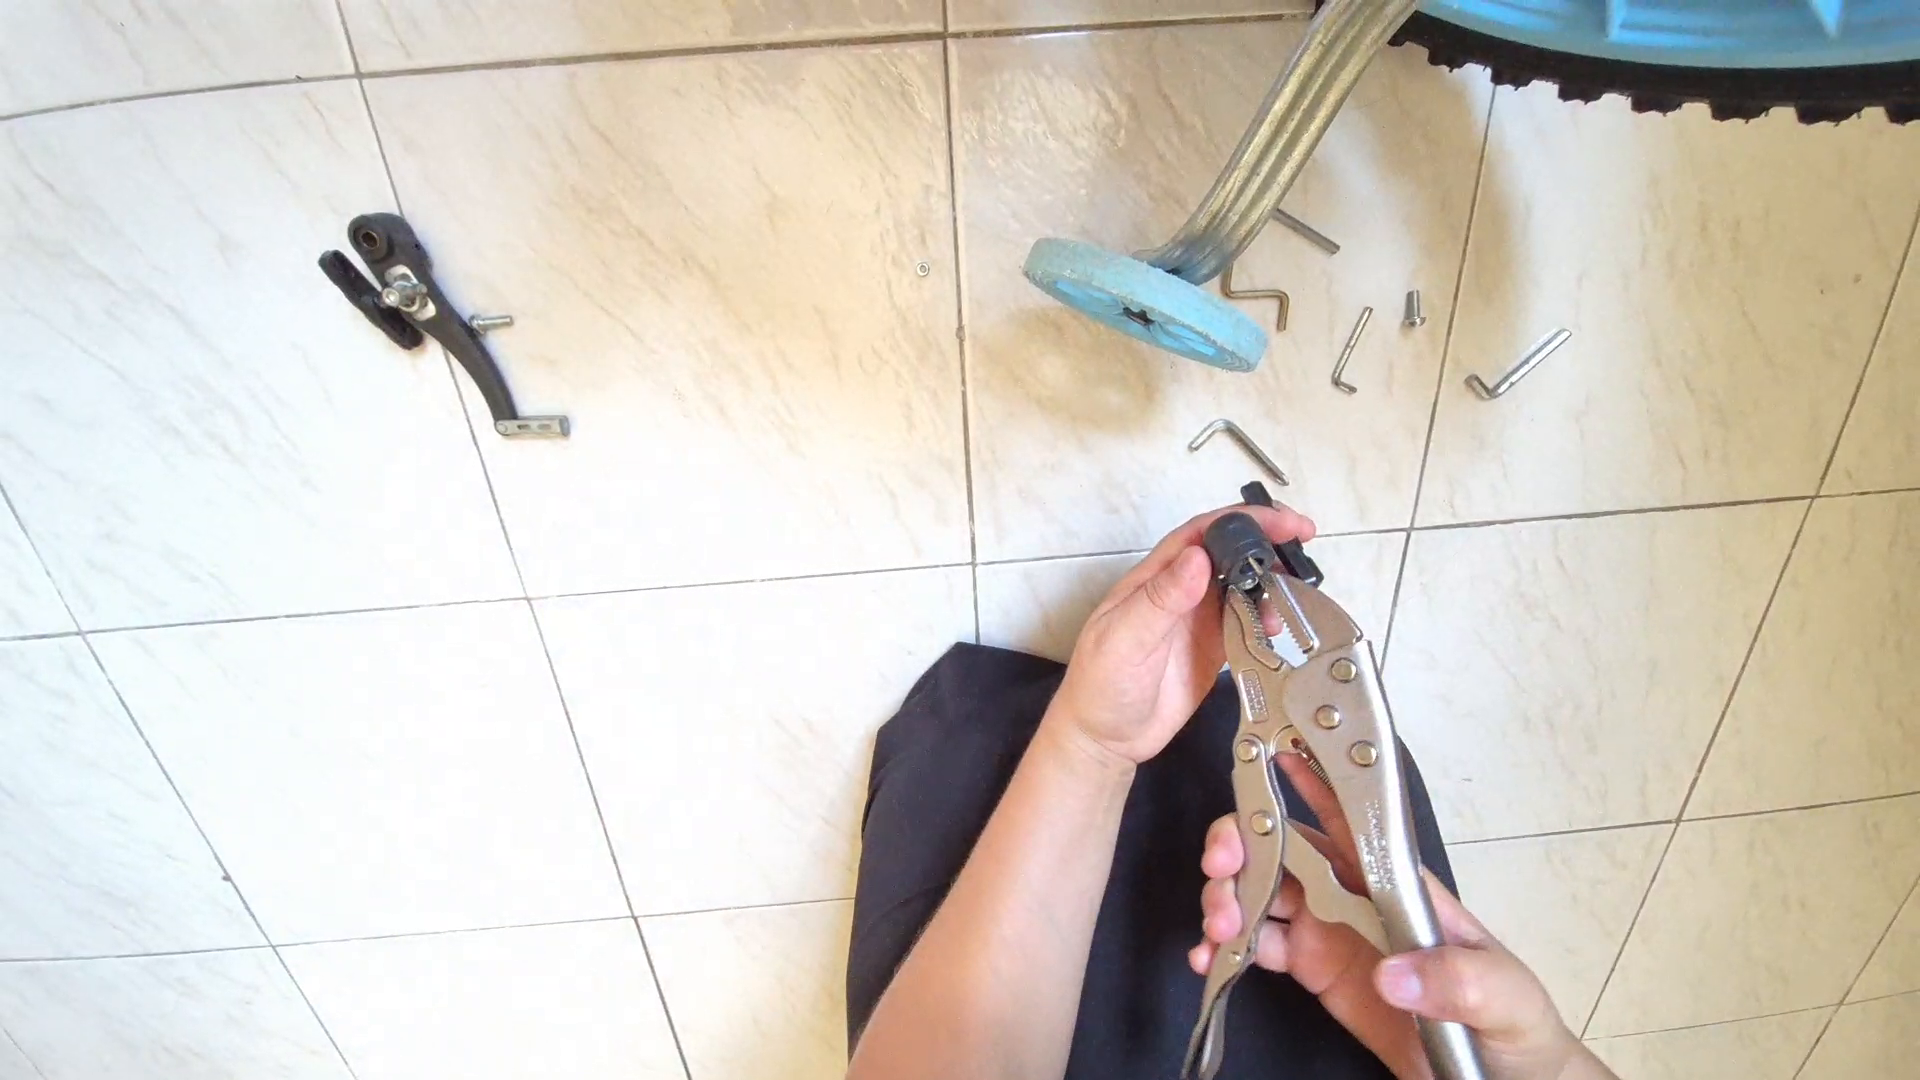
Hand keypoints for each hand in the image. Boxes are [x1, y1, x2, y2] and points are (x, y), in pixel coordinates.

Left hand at [1046, 503, 1313, 766]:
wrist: (1105, 737)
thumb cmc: (1101, 685)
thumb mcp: (1124, 640)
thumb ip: (1160, 601)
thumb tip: (1197, 558)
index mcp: (1152, 580)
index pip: (1199, 535)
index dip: (1241, 521)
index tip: (1282, 520)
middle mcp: (1177, 592)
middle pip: (1227, 553)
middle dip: (1265, 541)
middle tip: (1304, 541)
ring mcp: (1195, 620)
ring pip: (1240, 585)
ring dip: (1270, 582)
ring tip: (1294, 595)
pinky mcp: (1211, 648)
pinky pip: (1245, 622)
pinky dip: (1266, 619)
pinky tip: (1278, 627)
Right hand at [1190, 756, 1609, 1079]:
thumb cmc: (1510, 1020)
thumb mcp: (1504, 995)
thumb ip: (1457, 979)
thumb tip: (1391, 975)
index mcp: (1386, 875)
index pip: (1341, 814)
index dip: (1303, 779)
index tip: (1264, 756)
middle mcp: (1345, 888)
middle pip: (1276, 845)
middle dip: (1238, 845)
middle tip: (1220, 871)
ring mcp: (1320, 924)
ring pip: (1254, 886)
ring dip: (1225, 897)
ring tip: (1217, 934)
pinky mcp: (1304, 964)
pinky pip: (1251, 942)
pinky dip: (1222, 946)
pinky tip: (1208, 960)